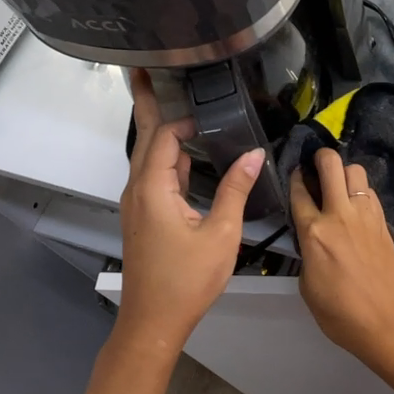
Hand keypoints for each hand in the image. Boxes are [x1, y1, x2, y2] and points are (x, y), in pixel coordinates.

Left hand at [115, 69, 263, 349]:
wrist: (153, 322)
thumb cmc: (186, 281)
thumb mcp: (221, 233)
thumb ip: (236, 189)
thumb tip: (255, 154)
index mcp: (152, 188)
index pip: (163, 135)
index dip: (183, 118)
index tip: (208, 109)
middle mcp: (137, 190)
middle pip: (145, 137)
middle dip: (146, 104)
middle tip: (144, 71)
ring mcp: (137, 204)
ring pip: (148, 157)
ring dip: (160, 131)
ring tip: (172, 103)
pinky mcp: (143, 217)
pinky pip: (153, 175)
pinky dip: (167, 157)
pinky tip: (187, 156)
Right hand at [290, 148, 393, 363]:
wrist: (387, 323)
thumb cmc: (340, 314)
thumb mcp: (307, 286)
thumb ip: (307, 252)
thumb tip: (311, 238)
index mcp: (315, 233)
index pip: (299, 191)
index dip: (294, 178)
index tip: (294, 174)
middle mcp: (340, 215)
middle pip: (331, 164)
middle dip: (320, 156)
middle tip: (315, 164)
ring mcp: (366, 216)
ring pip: (356, 171)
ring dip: (344, 171)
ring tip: (337, 184)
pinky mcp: (383, 222)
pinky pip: (370, 192)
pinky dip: (360, 191)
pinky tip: (354, 204)